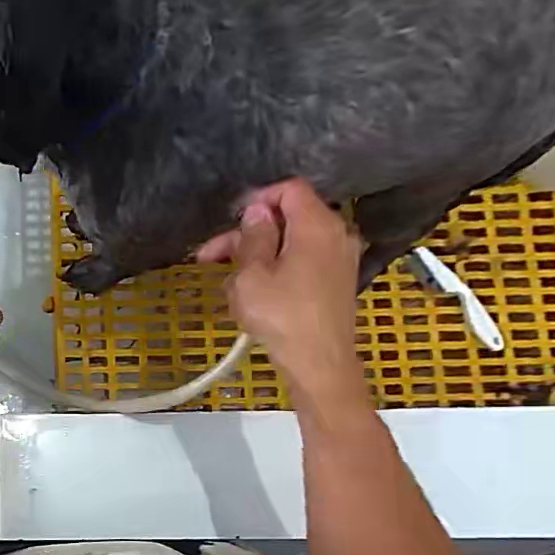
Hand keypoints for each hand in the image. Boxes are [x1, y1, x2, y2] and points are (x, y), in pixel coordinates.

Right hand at [196, 179, 364, 391]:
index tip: (231, 222)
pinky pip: (305, 266)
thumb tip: (257, 213)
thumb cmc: (284, 320)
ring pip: (294, 245)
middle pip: (289, 219)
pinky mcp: (338, 285)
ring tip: (230, 287)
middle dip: (249, 235)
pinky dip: (279, 273)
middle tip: (213, 256)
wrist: (320, 366)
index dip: (257, 199)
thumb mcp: (252, 276)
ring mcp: (341, 261)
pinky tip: (255, 297)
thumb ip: (253, 237)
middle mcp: (337, 235)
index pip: (289, 189)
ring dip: (260, 259)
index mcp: (317, 225)